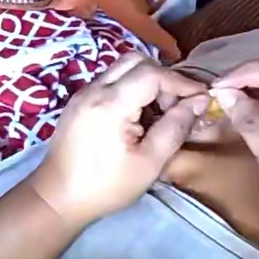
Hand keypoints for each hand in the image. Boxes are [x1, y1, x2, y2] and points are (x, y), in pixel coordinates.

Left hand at [25, 54, 209, 225]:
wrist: (57, 197)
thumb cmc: (105, 186)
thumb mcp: (149, 163)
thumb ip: (174, 128)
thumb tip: (198, 102)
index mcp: (110, 103)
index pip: (153, 73)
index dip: (181, 82)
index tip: (201, 98)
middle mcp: (94, 89)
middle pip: (136, 60)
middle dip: (163, 77)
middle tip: (176, 105)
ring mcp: (83, 93)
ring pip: (121, 68)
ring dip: (146, 81)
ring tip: (159, 112)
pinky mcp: (78, 101)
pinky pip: (109, 80)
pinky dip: (130, 88)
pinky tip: (138, 116)